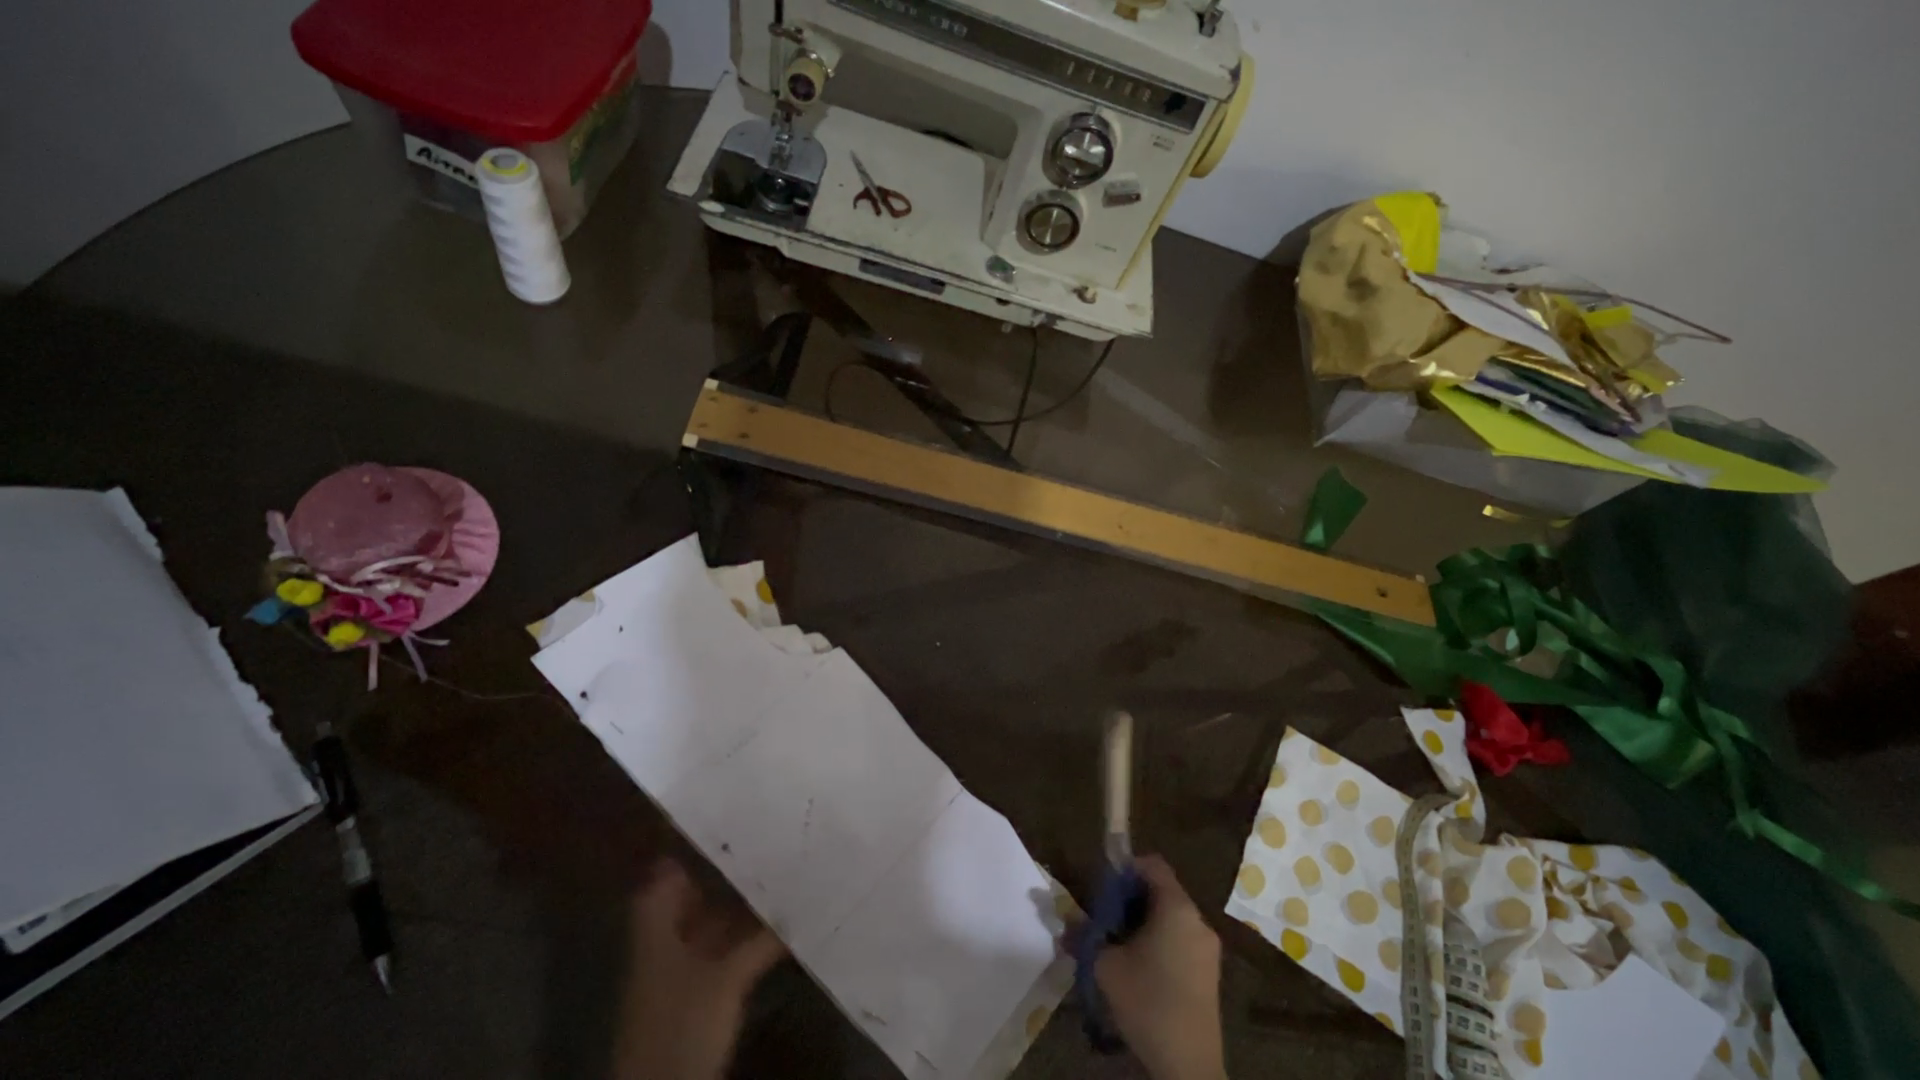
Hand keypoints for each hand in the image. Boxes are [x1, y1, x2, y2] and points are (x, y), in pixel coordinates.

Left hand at [612, 859, 785, 1079]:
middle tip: (768, 857)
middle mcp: (662, 946)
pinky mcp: (694, 1000)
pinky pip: (719, 960)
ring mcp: (677, 975)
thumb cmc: (682, 1025)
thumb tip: (796, 907)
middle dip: (726, 883)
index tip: (729, 833)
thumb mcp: (725, 980)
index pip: (665, 880)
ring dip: (738, 917)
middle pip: (690, 904)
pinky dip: (743, 947)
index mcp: (655, 931)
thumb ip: (758, 941)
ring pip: (707, 933)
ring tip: (781, 890)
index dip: (690, 856)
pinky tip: (777, 938)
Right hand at [1095, 855, 1226, 1079]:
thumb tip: (1065, 922)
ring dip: (1143, 923)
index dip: (1125, 869)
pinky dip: (1159, 942)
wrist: (1188, 1063)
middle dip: (1130, 900)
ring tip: (1116, 947)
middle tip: (1103, 920)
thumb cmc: (1147, 1001)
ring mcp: (1208, 948)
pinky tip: (1138, 969)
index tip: (1102, 889)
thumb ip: (1084, 936)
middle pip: (1162, 891)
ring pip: (1171, 918)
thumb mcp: (1104, 966)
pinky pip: (1181, 940)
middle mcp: (1198, 920)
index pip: (1153, 865)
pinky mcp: (1209, 972)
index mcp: (1177, 908)